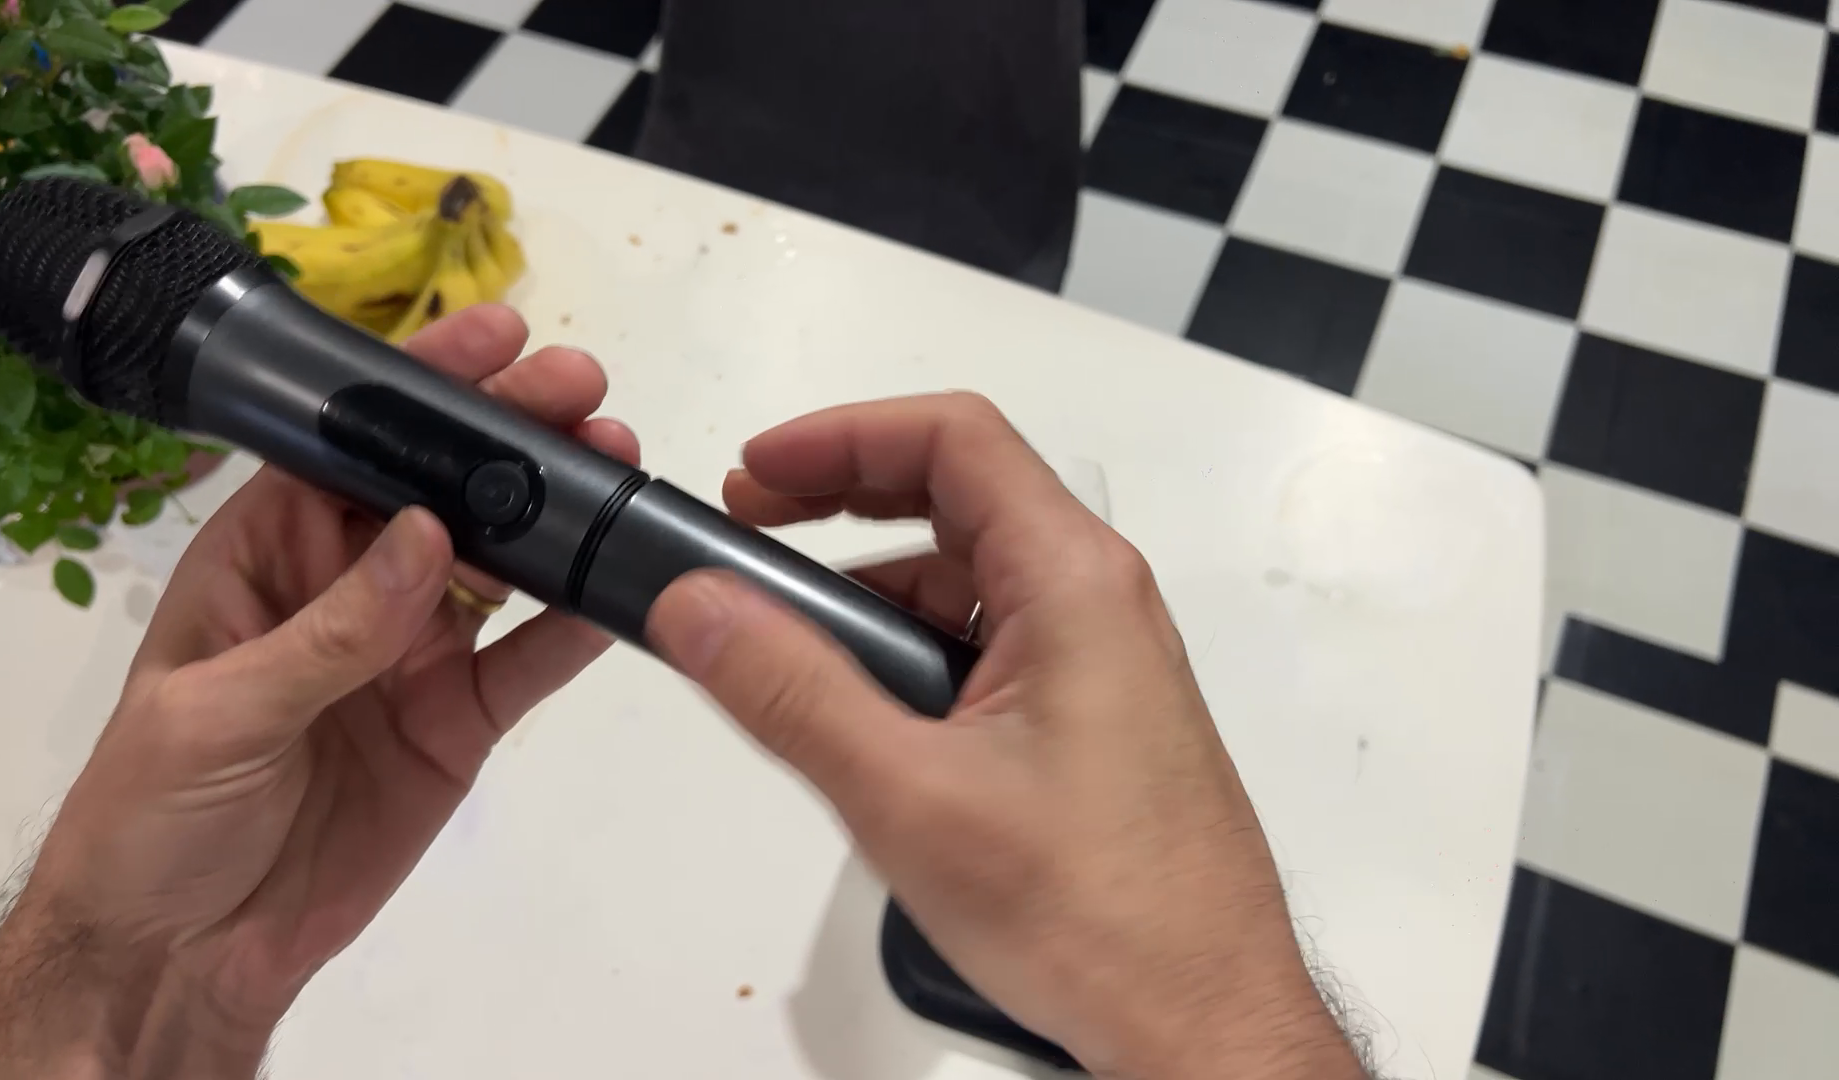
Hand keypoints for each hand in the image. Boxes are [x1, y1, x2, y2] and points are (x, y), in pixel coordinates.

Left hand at [0, 306, 637, 1078]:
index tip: (501, 338)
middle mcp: (365, 585)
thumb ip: (331, 625)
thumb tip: (433, 535)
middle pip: (452, 494)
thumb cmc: (159, 817)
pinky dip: (578, 629)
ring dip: (563, 521)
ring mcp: (427, 646)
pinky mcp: (471, 708)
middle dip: (517, 439)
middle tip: (589, 398)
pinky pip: (534, 660)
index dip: (424, 387)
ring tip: (620, 474)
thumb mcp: (214, 710)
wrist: (203, 950)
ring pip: (508, 565)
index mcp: (277, 555)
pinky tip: (622, 595)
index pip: (356, 448)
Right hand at [648, 394, 1363, 1079]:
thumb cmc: (1091, 915)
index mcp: (1070, 578)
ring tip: (782, 608)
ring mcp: (1088, 645)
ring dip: (869, 564)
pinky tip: (854, 679)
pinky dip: (905, 626)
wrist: (1201, 1022)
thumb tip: (696, 605)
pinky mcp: (1078, 696)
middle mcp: (1090, 592)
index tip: (757, 468)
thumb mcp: (909, 797)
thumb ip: (791, 693)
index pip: (953, 438)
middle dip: (843, 486)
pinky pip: (978, 626)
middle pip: (954, 487)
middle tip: (749, 517)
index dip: (844, 432)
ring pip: (962, 561)